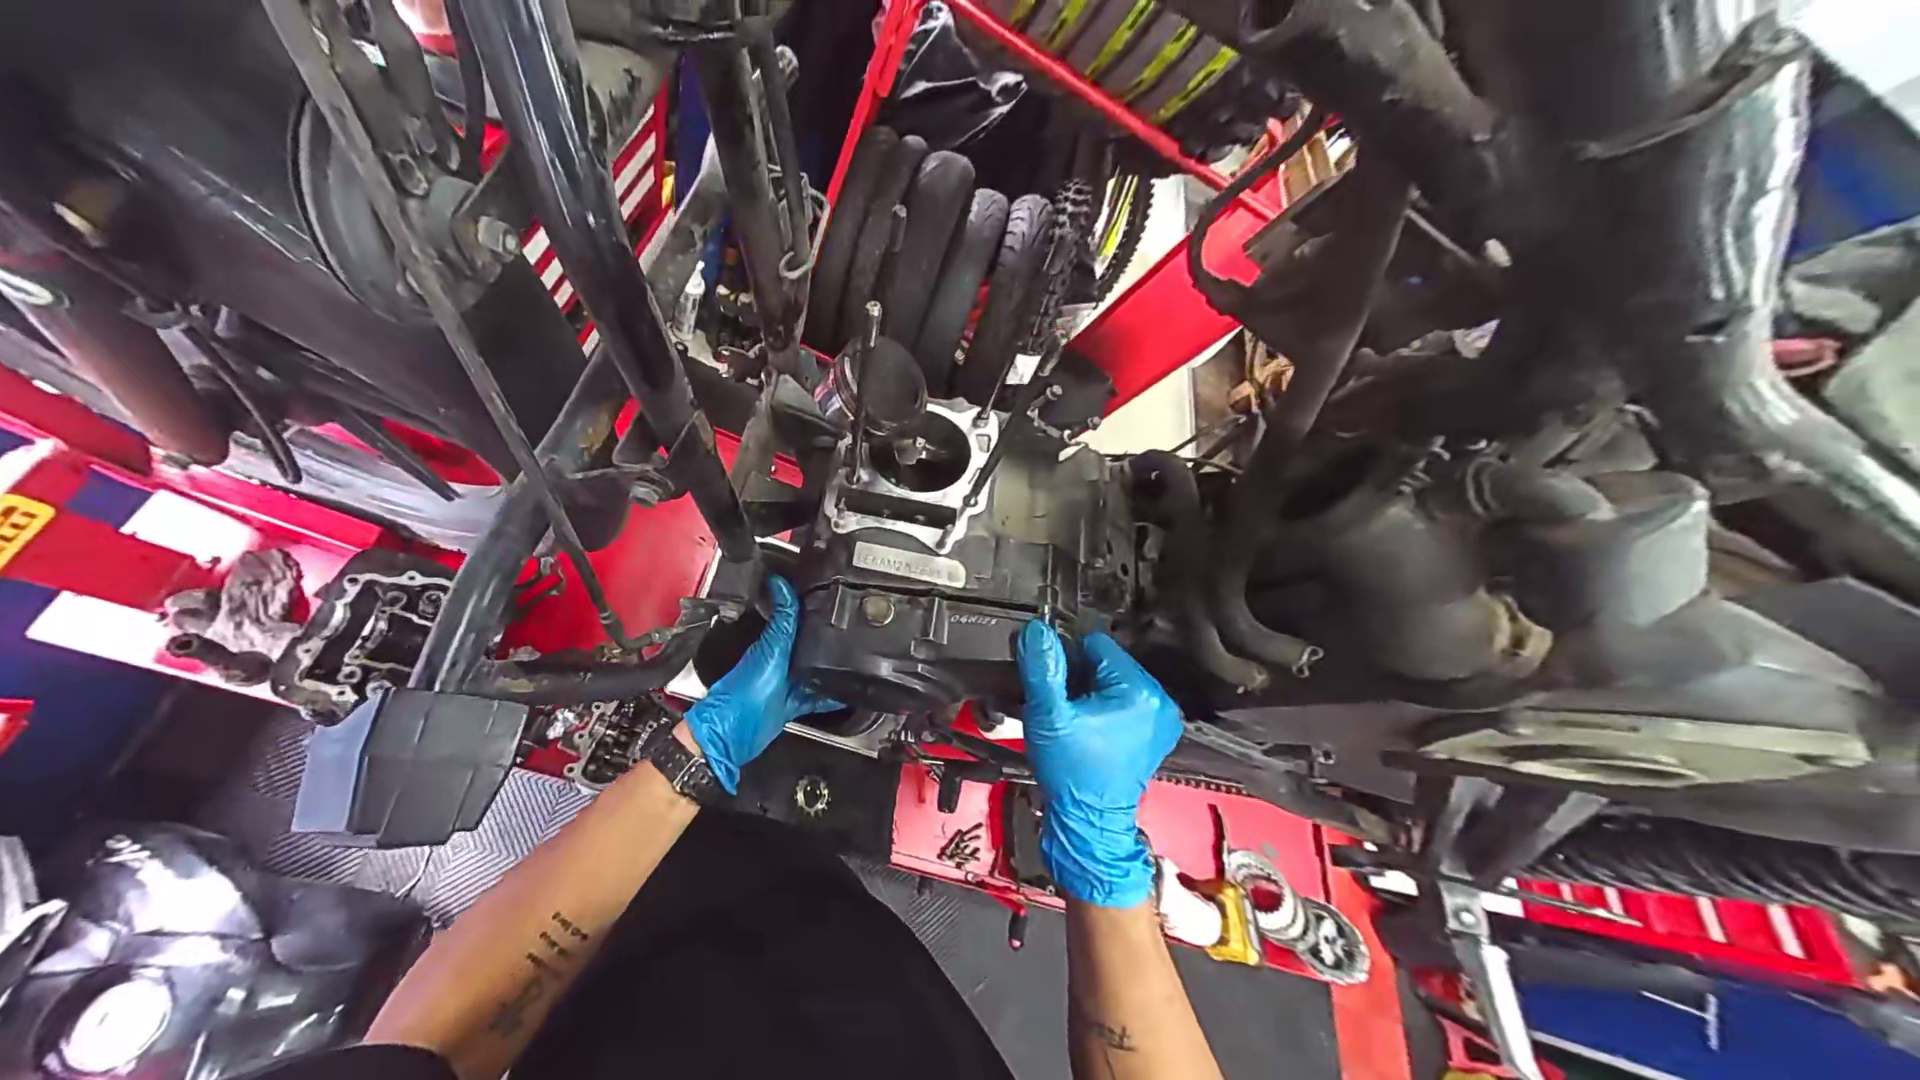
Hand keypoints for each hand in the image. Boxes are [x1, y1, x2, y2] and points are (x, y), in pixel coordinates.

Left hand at [683, 575, 840, 792]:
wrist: (731, 737)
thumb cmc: (744, 693)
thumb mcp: (770, 651)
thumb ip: (782, 621)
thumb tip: (779, 582)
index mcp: (775, 643)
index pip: (797, 617)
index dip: (812, 604)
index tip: (831, 589)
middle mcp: (783, 660)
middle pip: (811, 643)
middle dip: (829, 635)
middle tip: (854, 623)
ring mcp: (789, 683)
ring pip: (818, 669)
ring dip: (834, 665)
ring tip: (857, 656)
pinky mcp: (794, 703)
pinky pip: (820, 696)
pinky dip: (834, 694)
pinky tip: (849, 692)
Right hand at [1017, 622, 1181, 907]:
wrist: (1088, 822)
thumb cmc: (1073, 775)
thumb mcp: (1048, 716)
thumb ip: (1042, 669)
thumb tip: (1038, 632)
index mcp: (1140, 692)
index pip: (1096, 645)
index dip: (1067, 661)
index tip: (1056, 688)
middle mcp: (1159, 701)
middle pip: (1106, 662)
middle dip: (1080, 678)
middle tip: (1064, 709)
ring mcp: (1160, 718)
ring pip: (1112, 680)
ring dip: (1089, 693)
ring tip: (1075, 721)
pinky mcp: (1154, 732)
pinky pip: (1123, 701)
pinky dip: (1103, 708)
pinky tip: (1088, 728)